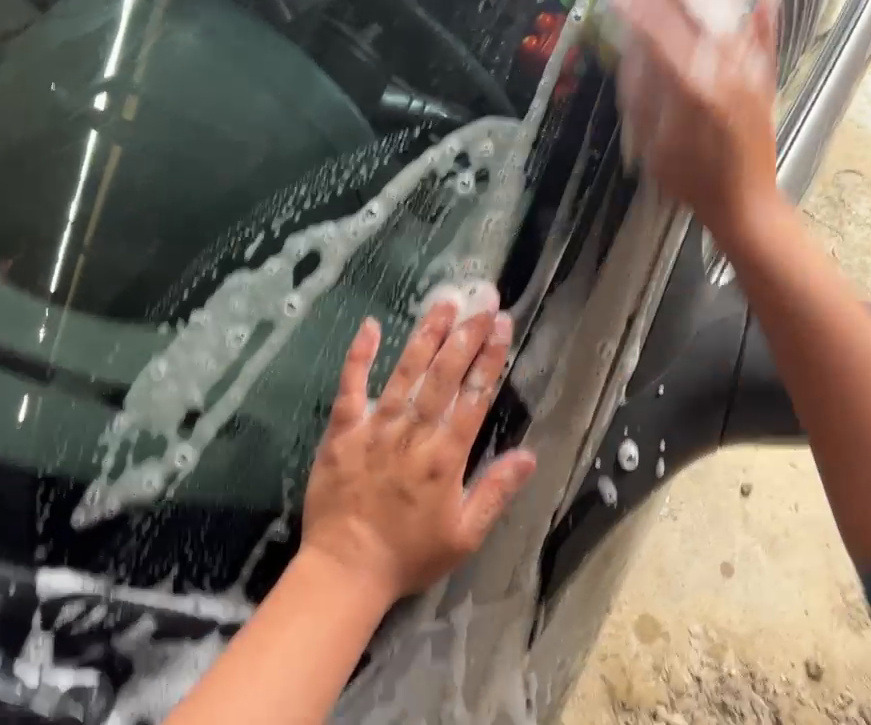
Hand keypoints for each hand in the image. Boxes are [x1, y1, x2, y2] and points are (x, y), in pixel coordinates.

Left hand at [298, 288, 537, 601]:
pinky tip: (371, 326)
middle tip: (483, 300)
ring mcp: (375, 428)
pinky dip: (360, 355)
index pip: (474, 396)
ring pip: (405, 372)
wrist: (344, 571)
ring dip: (426, 334)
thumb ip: (496, 491)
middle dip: (466, 334)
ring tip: (444, 302)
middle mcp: (413, 433)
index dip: (491, 358)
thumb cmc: (409, 555)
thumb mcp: (464, 535)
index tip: (503, 325)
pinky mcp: (341, 431)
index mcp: (445, 456)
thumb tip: (529, 455)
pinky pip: (350, 387)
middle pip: (444, 374)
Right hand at [611, 0, 783, 237]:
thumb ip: (645, 91)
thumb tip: (636, 47)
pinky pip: (768, 43)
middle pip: (699, 12)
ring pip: (734, 17)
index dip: (641, 0)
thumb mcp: (653, 140)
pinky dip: (767, 17)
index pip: (660, 31)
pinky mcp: (766, 82)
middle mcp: (724, 70)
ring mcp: (750, 74)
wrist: (746, 205)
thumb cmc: (689, 180)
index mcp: (690, 86)